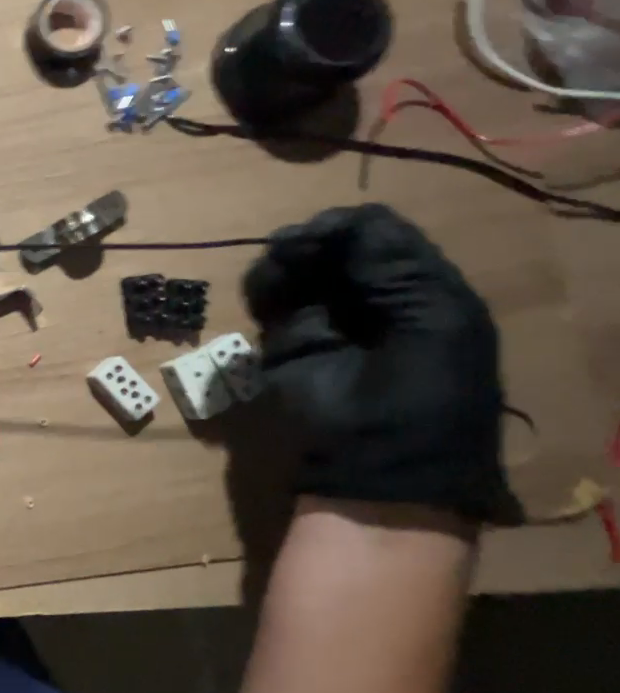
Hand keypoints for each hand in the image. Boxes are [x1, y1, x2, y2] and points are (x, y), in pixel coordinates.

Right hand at [243, 204, 516, 523]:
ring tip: (273, 272)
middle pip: (335, 249)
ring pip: (297, 270)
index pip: (381, 237)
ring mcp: (326, 324)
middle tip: (286, 250)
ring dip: (283, 264)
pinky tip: (262, 289)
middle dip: (310, 244)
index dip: (348, 227)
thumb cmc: (418, 397)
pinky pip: (271, 303)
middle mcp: (373, 301)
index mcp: (423, 293)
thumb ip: (393, 267)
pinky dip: (262, 289)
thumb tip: (337, 223)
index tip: (315, 234)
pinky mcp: (285, 347)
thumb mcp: (431, 320)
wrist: (374, 469)